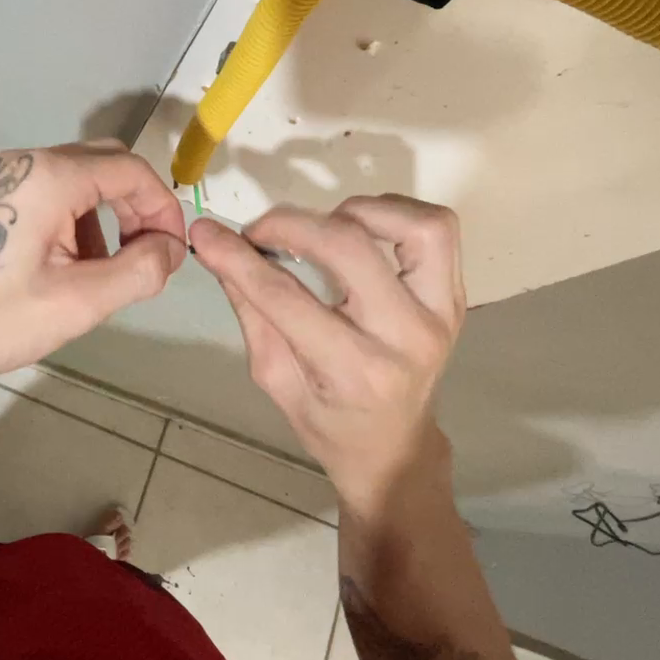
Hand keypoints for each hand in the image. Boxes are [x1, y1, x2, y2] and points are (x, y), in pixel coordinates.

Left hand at [0, 141, 185, 405]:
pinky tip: (59, 266)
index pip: (130, 170)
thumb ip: (140, 270)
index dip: (163, 208)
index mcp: (46, 178)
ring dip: (100, 216)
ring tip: (99, 272)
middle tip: (145, 257)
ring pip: (71, 178)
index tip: (173, 253)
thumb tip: (170, 248)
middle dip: (134, 207)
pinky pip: (39, 192)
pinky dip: (67, 219)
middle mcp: (19, 162)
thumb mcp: (79, 303)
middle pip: (101, 164)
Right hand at [190, 196, 465, 517]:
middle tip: (260, 231)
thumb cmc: (327, 423)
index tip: (205, 233)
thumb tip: (220, 250)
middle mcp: (404, 337)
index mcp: (352, 371)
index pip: (286, 297)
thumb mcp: (274, 379)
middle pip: (349, 248)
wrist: (395, 448)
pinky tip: (357, 228)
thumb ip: (251, 311)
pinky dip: (393, 213)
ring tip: (321, 227)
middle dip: (290, 224)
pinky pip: (436, 230)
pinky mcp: (455, 296)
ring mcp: (439, 313)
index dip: (238, 258)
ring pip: (416, 227)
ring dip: (357, 211)